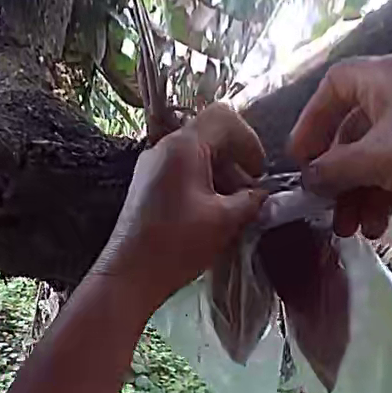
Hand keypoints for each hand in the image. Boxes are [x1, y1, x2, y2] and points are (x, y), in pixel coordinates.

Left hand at [89, 106, 268, 310]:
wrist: (129, 275)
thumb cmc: (176, 244)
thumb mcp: (224, 220)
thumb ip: (250, 200)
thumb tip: (262, 194)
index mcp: (183, 146)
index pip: (224, 118)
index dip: (249, 140)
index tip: (258, 171)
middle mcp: (164, 148)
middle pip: (210, 138)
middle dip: (236, 163)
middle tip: (250, 195)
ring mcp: (151, 167)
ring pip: (197, 157)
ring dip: (221, 177)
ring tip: (234, 210)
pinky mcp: (147, 186)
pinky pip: (182, 173)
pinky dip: (203, 186)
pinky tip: (212, 215)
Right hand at [288, 52, 391, 235]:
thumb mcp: (382, 159)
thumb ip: (335, 169)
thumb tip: (307, 180)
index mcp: (391, 77)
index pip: (334, 86)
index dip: (311, 121)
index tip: (300, 160)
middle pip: (354, 129)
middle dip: (336, 172)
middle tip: (324, 208)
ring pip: (377, 157)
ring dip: (359, 194)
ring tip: (354, 230)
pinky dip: (387, 197)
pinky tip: (382, 227)